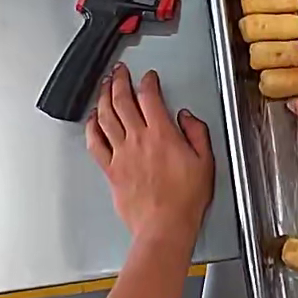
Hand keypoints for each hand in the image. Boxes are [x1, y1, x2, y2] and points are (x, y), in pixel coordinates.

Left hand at [87, 65, 213, 253]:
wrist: (164, 226)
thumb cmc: (185, 199)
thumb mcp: (206, 161)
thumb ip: (197, 133)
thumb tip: (187, 117)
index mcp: (162, 135)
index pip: (149, 97)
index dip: (147, 82)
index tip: (149, 77)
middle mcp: (138, 140)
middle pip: (122, 101)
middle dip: (119, 81)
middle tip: (119, 71)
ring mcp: (121, 154)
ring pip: (106, 116)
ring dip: (103, 97)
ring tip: (104, 86)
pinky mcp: (111, 170)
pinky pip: (95, 143)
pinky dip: (91, 127)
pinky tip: (92, 119)